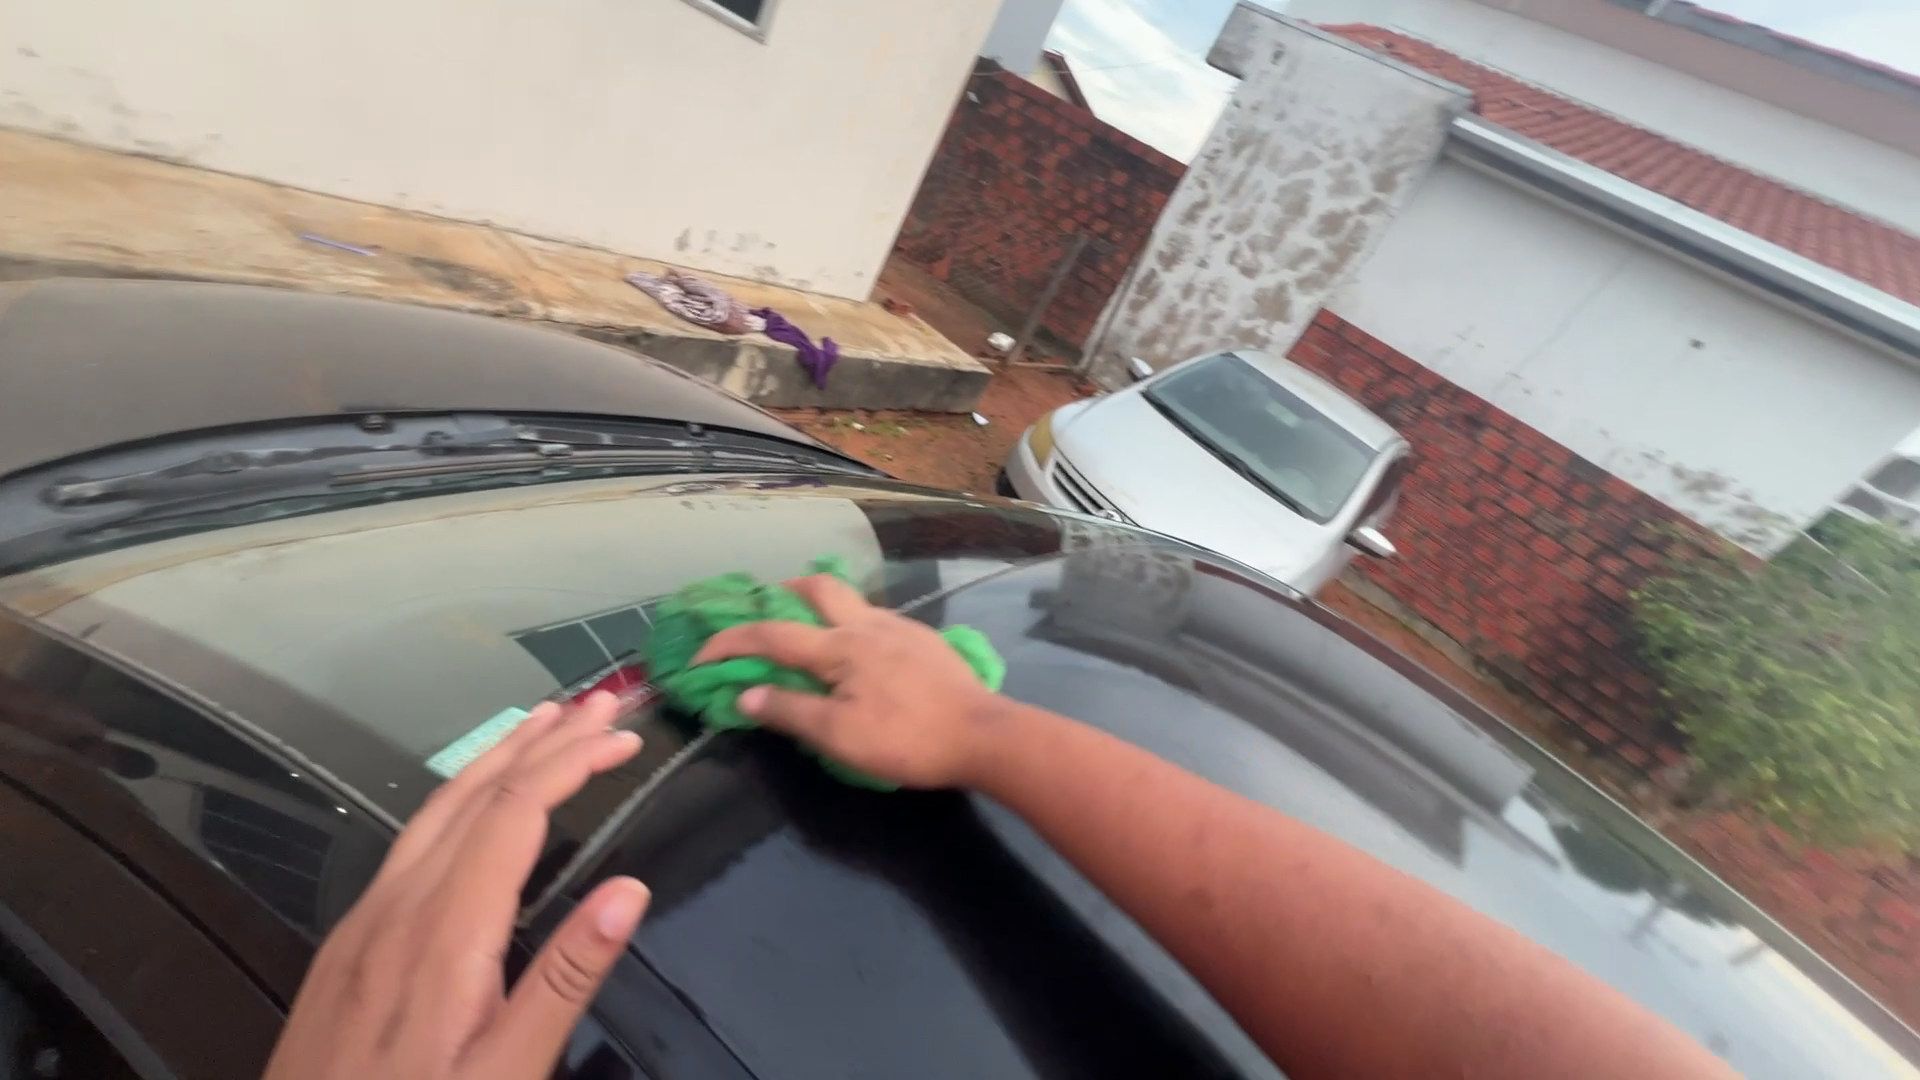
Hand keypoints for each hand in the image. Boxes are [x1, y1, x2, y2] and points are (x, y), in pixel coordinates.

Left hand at [263, 692, 649, 1079]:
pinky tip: (479, 797)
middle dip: (546, 738)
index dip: (572, 761)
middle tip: (600, 702)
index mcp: (443, 932)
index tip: (623, 738)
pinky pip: (416, 838)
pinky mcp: (351, 943)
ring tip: (546, 720)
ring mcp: (366, 922)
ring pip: (439, 808)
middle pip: (479, 794)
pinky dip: (465, 792)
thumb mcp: (506, 1074)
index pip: (515, 812)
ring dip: (502, 754)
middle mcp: (399, 908)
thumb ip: (567, 978)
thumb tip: (631, 890)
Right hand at [690, 574, 1010, 788]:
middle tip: (764, 607)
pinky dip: (852, 622)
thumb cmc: (906, 739)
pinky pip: (876, 617)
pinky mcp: (924, 639)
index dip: (730, 642)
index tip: (700, 655)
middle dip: (782, 591)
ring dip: (821, 604)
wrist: (982, 734)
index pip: (772, 635)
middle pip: (818, 588)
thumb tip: (745, 694)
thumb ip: (790, 711)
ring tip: (809, 630)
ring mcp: (900, 626)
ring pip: (851, 599)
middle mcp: (868, 624)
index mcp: (840, 646)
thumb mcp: (839, 736)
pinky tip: (859, 652)